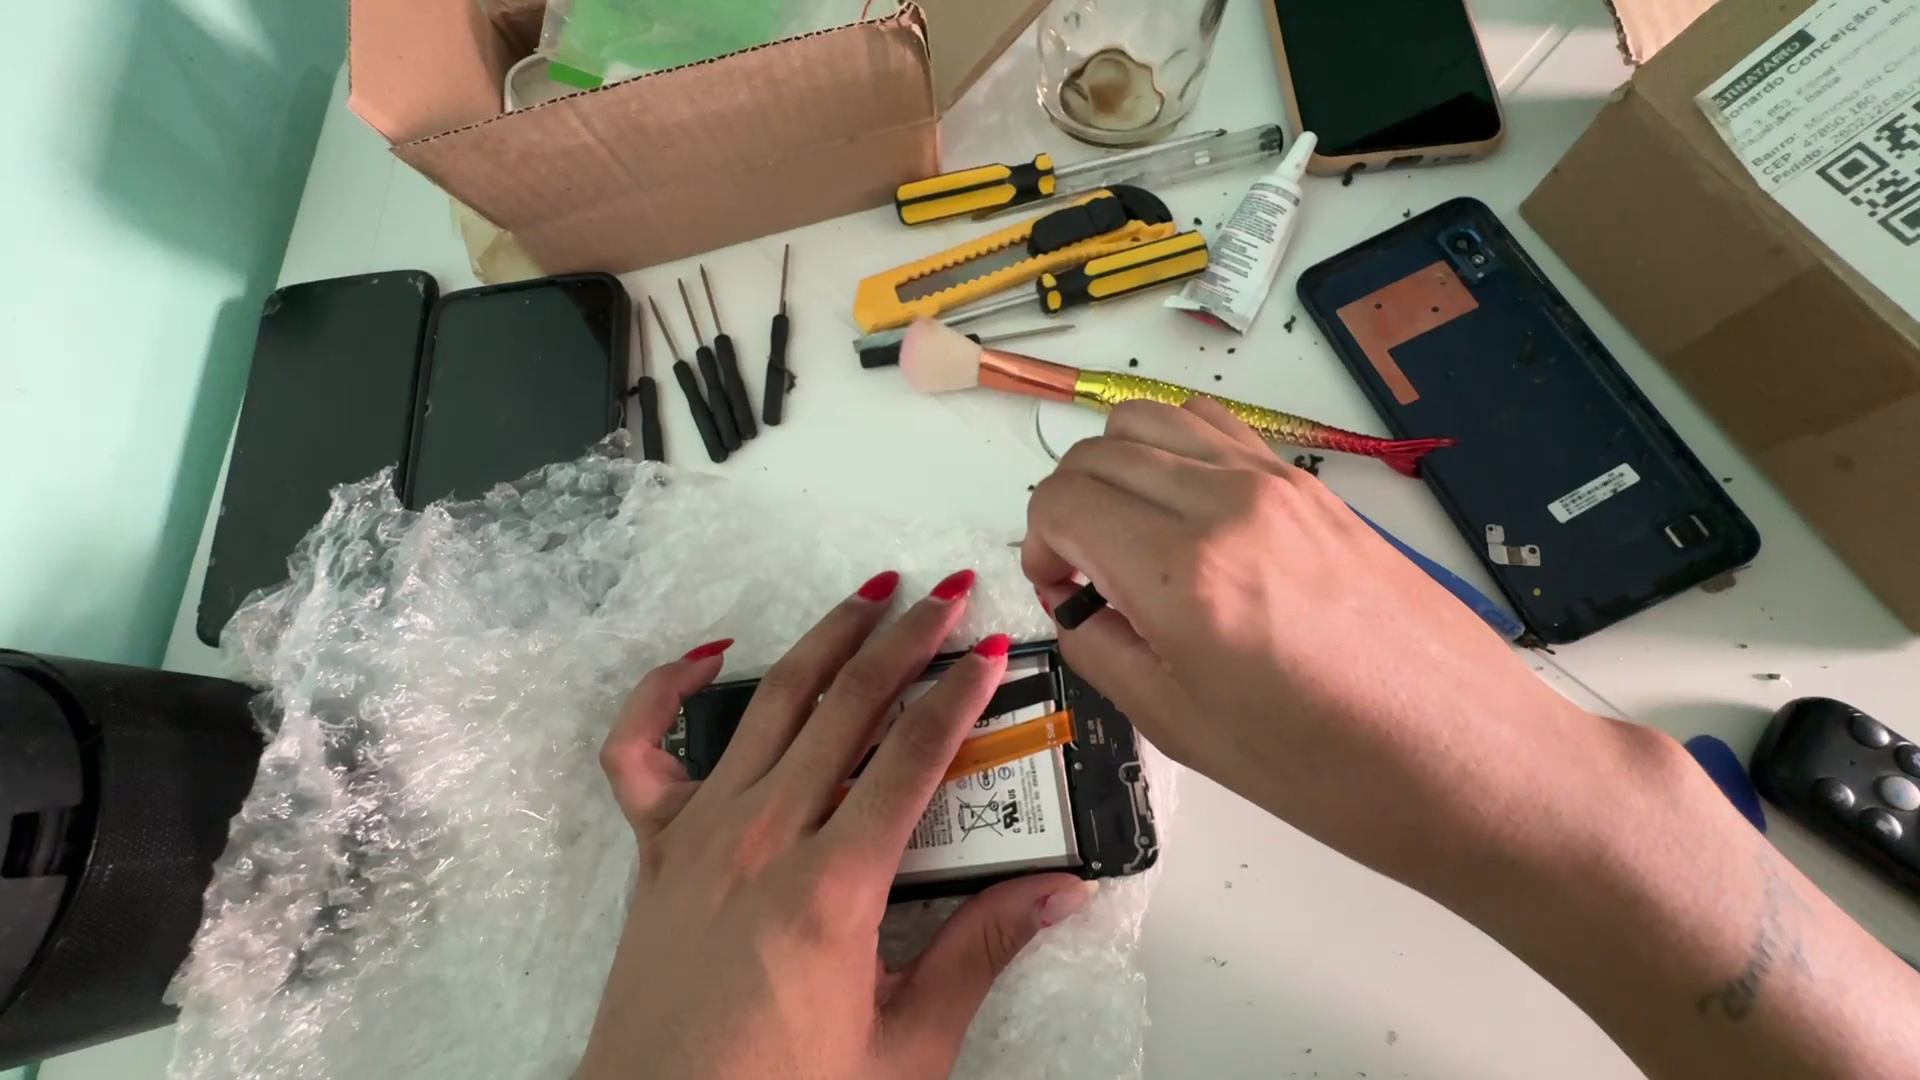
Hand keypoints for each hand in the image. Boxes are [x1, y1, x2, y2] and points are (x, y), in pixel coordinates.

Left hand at [577, 569, 1094, 1079]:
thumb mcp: (905, 1046)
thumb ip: (981, 951)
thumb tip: (1061, 892)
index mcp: (832, 886)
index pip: (914, 755)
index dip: (960, 693)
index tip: (991, 649)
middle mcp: (763, 835)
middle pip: (849, 704)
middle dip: (907, 639)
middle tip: (946, 594)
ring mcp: (701, 829)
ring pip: (772, 701)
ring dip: (825, 638)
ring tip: (870, 594)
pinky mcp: (656, 842)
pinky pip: (640, 746)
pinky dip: (666, 690)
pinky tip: (711, 656)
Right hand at [1022, 399, 1619, 879]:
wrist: (1464, 756)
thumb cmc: (1318, 766)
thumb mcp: (1174, 724)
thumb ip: (1098, 644)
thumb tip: (1075, 599)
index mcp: (1183, 571)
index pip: (1063, 500)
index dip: (1037, 542)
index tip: (1056, 586)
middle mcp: (1223, 502)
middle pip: (1094, 452)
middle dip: (1064, 506)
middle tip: (1083, 570)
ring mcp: (1272, 480)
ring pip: (1146, 420)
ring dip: (1111, 468)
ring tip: (1127, 532)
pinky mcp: (1307, 482)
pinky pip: (1210, 425)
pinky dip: (1169, 449)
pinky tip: (1182, 508)